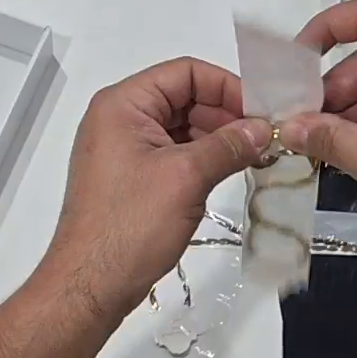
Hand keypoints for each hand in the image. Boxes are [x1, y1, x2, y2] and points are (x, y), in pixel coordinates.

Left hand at [38, 58, 272, 321]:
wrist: (91, 284)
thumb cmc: (131, 225)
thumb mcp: (186, 178)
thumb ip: (228, 145)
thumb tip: (263, 128)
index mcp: (123, 105)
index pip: (185, 73)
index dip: (227, 86)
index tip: (262, 111)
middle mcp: (120, 119)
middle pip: (184, 97)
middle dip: (226, 113)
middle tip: (266, 136)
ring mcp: (124, 149)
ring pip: (181, 127)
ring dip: (218, 137)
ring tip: (256, 154)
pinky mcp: (131, 177)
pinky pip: (173, 153)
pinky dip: (203, 157)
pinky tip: (231, 170)